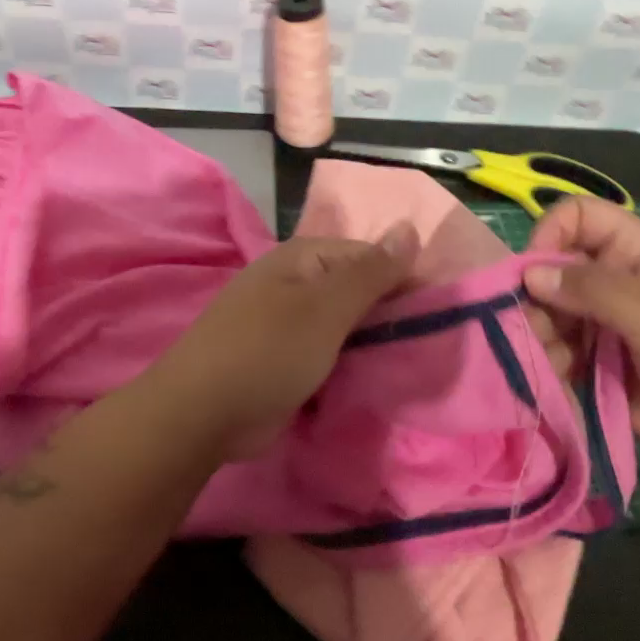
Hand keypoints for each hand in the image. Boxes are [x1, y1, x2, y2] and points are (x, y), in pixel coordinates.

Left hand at [141, 226, 420, 460]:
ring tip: (412, 364)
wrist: (202, 413)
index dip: (404, 280)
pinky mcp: (283, 361)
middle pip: (356, 290)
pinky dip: (348, 365)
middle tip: (430, 344)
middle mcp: (294, 283)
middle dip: (388, 314)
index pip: (369, 256)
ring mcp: (286, 323)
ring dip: (371, 343)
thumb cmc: (267, 351)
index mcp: (303, 259)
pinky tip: (375, 381)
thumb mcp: (326, 308)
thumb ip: (370, 271)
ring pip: (344, 326)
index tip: (437, 314)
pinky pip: (327, 354)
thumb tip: (410, 226)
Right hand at [521, 196, 639, 478]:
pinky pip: (565, 354)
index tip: (531, 275)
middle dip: (539, 296)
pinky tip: (552, 381)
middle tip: (532, 330)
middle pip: (559, 268)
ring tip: (545, 362)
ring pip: (556, 313)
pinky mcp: (607, 368)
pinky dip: (551, 364)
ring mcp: (614, 327)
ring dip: (542, 334)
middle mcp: (624, 284)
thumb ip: (592, 289)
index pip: (581, 218)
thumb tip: (530, 274)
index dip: (550, 235)